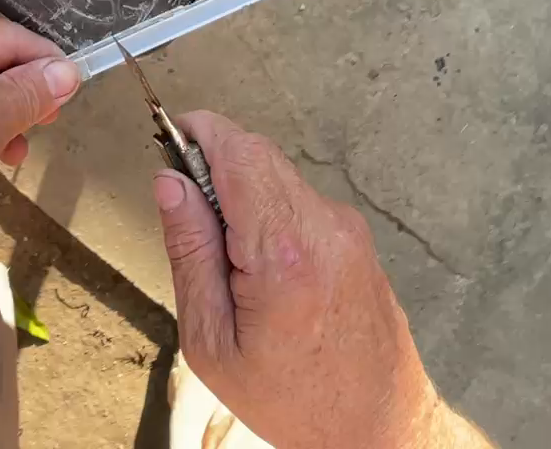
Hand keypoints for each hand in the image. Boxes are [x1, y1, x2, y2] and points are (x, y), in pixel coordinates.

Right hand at [155, 111, 485, 448]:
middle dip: (213, 160)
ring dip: (240, 186)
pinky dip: (266, 205)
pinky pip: (295, 195)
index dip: (199, 132)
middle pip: (255, 152)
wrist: (381, 431)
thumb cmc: (293, 401)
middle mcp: (322, 226)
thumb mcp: (211, 340)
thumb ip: (188, 250)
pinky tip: (260, 261)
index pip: (238, 151)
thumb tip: (169, 181)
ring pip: (275, 171)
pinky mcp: (353, 234)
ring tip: (227, 252)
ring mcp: (344, 227)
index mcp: (282, 252)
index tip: (170, 138)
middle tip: (188, 208)